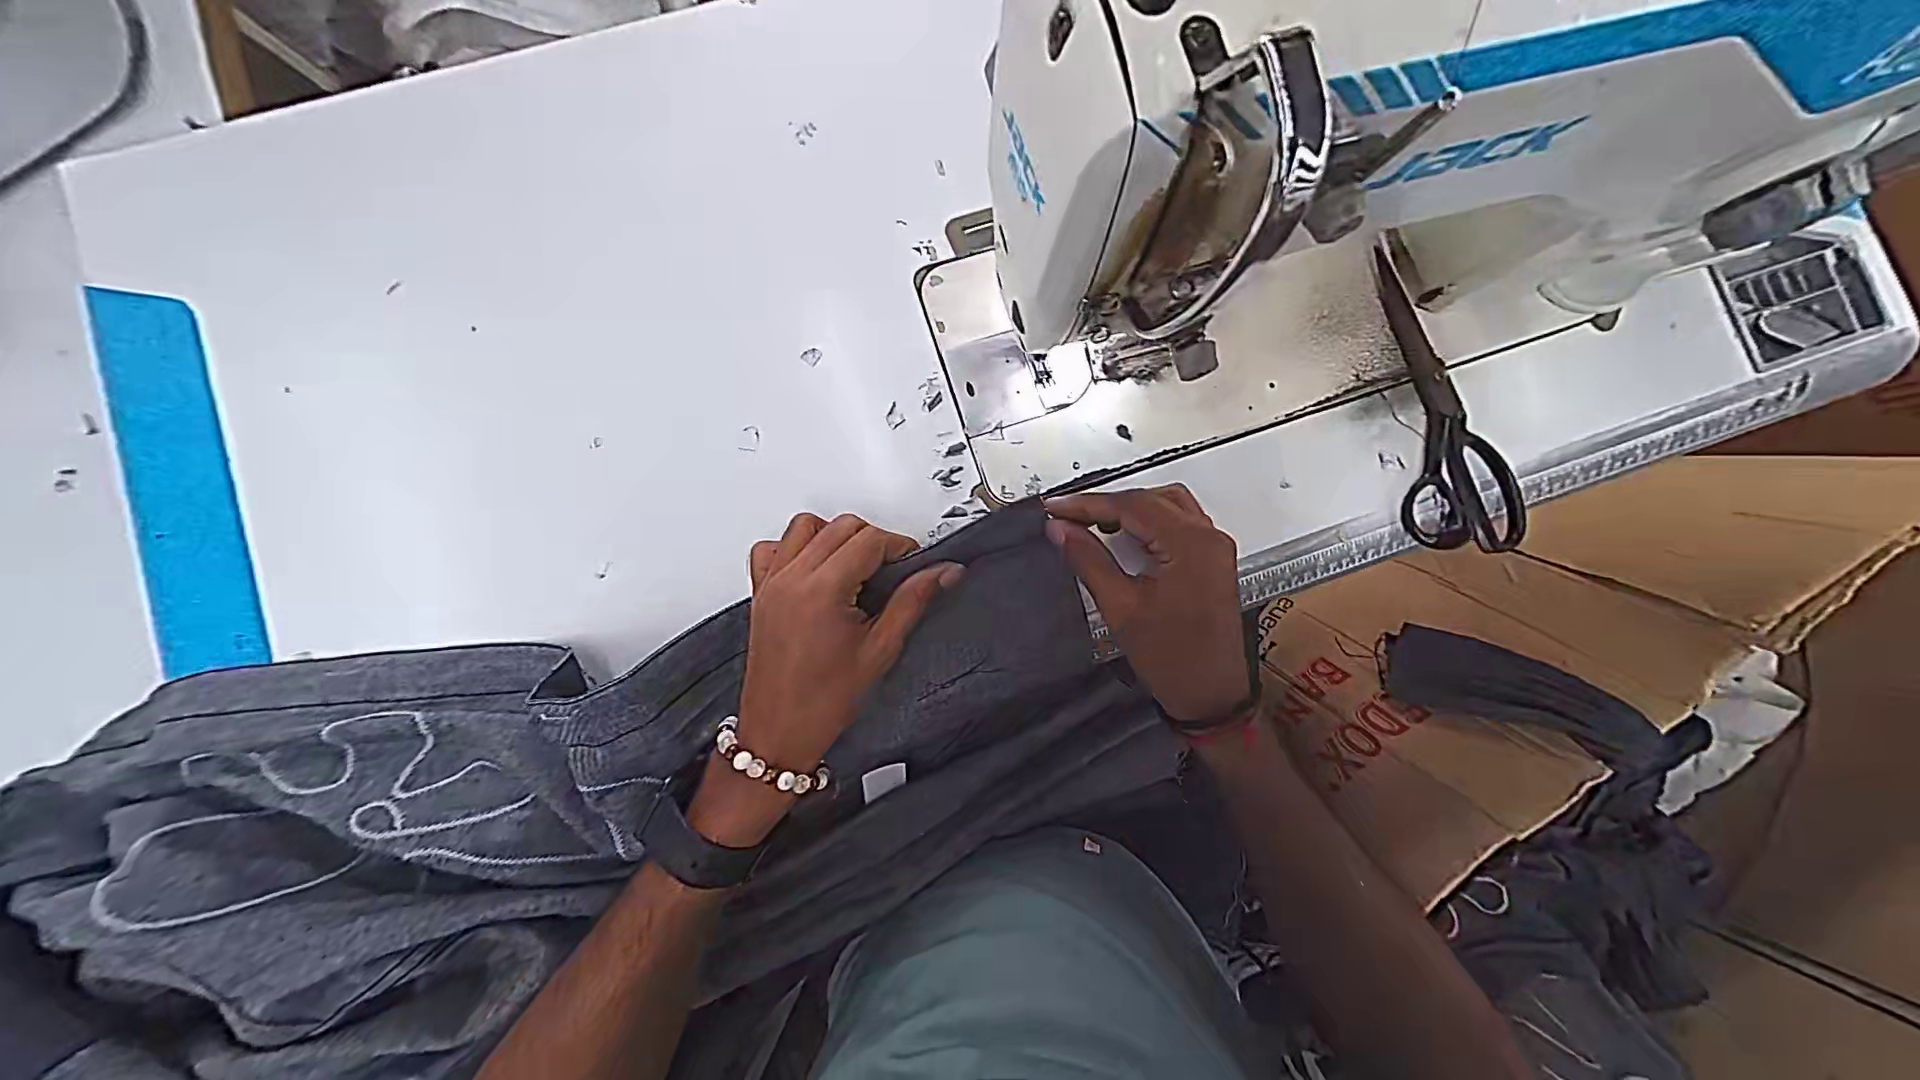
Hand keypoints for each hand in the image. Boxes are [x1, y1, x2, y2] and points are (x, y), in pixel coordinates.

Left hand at [689, 513, 960, 846]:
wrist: (780, 732)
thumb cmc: (820, 703)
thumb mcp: (880, 650)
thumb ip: (913, 602)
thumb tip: (941, 574)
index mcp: (822, 591)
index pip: (869, 539)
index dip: (900, 546)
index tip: (912, 562)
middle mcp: (792, 580)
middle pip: (841, 526)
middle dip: (873, 539)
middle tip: (891, 569)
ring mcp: (772, 584)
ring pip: (805, 526)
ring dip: (835, 535)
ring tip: (855, 565)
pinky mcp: (761, 594)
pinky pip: (771, 548)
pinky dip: (793, 547)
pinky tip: (813, 567)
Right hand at [1045, 485, 1248, 722]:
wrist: (1211, 695)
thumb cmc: (1175, 660)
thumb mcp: (1120, 607)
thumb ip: (1088, 560)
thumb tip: (1062, 530)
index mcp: (1191, 546)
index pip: (1132, 506)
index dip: (1088, 504)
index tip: (1057, 509)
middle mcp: (1209, 539)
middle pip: (1150, 499)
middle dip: (1106, 504)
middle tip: (1068, 515)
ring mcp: (1214, 548)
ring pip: (1166, 505)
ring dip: (1128, 510)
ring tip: (1091, 523)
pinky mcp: (1212, 560)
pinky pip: (1178, 522)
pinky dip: (1147, 522)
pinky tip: (1122, 536)